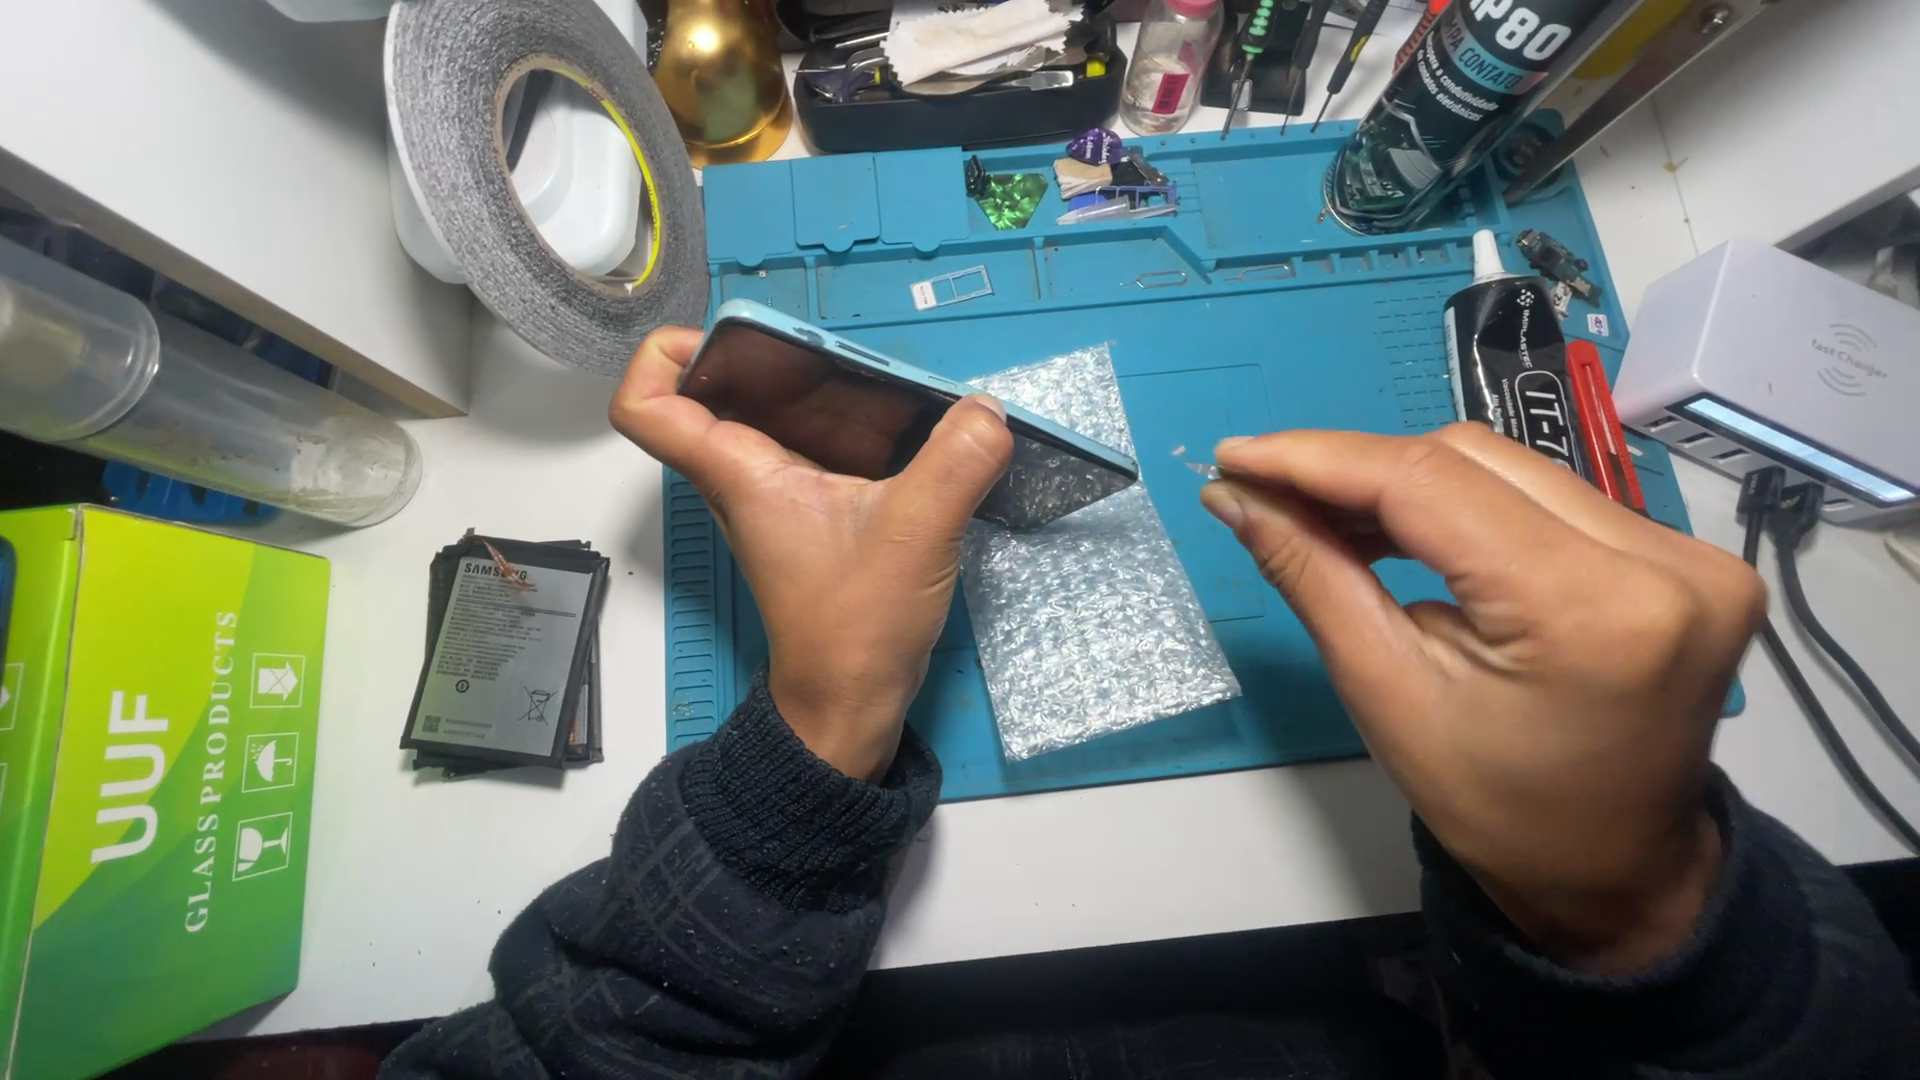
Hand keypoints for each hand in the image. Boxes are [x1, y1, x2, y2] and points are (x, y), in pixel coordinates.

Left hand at [611, 327, 1013, 782]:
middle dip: (771, 355)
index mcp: (740, 472)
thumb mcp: (915, 533)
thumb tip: (989, 411)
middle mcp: (748, 476)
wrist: (852, 697)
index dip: (661, 358)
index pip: (647, 406)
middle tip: (836, 348)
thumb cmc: (856, 623)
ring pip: (774, 417)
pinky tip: (902, 424)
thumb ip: (956, 464)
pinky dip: (850, 424)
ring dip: (818, 388)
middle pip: (720, 392)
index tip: (725, 340)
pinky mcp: (815, 513)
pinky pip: (817, 446)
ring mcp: (781, 496)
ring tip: (881, 377)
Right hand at [1202, 424, 1764, 972]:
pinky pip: (1527, 492)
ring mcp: (1679, 549)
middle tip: (1260, 489)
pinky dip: (1440, 500)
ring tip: (1310, 512)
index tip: (1233, 458)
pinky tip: (1381, 526)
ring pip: (1494, 465)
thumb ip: (1309, 574)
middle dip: (1345, 467)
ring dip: (1388, 480)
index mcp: (1587, 610)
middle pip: (1463, 460)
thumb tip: (1233, 498)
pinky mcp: (1670, 551)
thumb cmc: (1487, 799)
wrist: (1610, 866)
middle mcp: (1659, 558)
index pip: (1427, 484)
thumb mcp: (1380, 687)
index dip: (1316, 460)